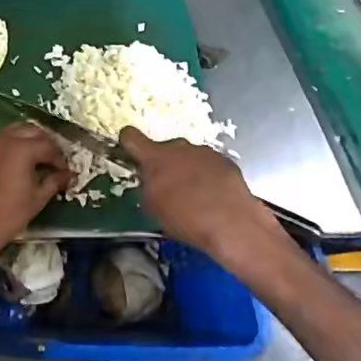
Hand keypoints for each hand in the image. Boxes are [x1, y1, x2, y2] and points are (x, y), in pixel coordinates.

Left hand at [0, 123, 70, 257]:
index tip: (66, 173)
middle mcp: (6, 139)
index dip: (60, 159)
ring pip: (17, 131)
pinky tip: (22, 161)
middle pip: (33, 131)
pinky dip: (16, 143)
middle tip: (54, 163)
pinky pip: (4, 138)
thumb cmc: (10, 213)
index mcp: (22, 148)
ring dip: (31, 140)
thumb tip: (66, 175)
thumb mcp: (38, 197)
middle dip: (47, 144)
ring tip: (40, 160)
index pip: (49, 146)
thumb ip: (54, 181)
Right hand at [119, 128, 288, 268]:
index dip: (128, 143)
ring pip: (188, 157)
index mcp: (155, 157)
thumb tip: (151, 182)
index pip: (131, 136)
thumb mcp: (152, 207)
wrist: (232, 224)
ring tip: (195, 198)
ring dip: (187, 171)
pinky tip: (214, 198)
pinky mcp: (226, 161)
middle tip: (169, 189)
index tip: (131, 153)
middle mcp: (179, 147)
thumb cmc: (185, 218)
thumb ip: (147, 186)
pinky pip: (209, 165)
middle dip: (164, 165)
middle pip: (164, 150)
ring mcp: (205, 152)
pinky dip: (208, 177)